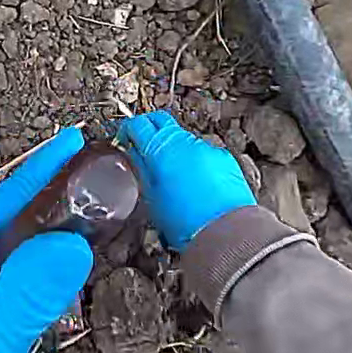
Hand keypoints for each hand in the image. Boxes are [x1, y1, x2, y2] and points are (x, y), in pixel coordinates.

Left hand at [0, 127, 93, 352]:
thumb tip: (76, 242)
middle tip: (81, 259)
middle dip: (41, 240)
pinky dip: (2, 285)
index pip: (7, 196)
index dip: (49, 169)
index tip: (78, 136)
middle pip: (2, 225)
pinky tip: (14, 317)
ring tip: (45, 307)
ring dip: (23, 270)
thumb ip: (29, 294)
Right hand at [117, 111, 255, 250]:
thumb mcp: (152, 197)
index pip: (138, 124)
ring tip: (170, 172)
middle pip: (161, 120)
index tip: (126, 137)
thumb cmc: (186, 222)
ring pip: (183, 138)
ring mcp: (205, 147)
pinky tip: (194, 181)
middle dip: (150, 128)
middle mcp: (184, 141)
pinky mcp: (222, 157)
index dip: (129, 129)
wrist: (225, 231)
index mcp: (160, 149)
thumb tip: (134, 154)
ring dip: (174, 148)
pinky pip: (203, 151)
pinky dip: (195, 160)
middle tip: (143, 144)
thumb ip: (141, 169)